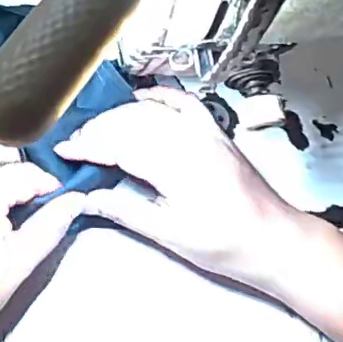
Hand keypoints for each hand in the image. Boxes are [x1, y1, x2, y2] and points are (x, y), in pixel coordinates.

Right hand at [55, 87, 316, 295]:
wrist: (278, 242)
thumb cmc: (230, 245)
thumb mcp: (170, 235)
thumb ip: (125, 210)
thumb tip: (88, 197)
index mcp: (179, 167)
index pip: (119, 144)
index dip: (87, 146)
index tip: (64, 150)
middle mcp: (192, 142)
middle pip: (130, 122)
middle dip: (95, 130)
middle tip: (74, 143)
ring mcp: (206, 133)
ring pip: (150, 110)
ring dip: (117, 115)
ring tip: (95, 128)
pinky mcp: (215, 132)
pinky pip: (183, 102)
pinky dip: (159, 96)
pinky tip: (140, 97)